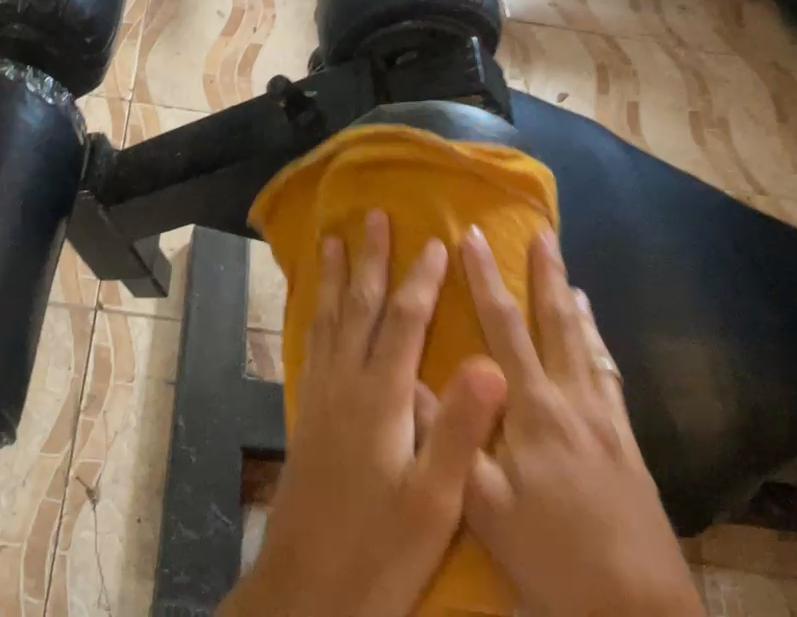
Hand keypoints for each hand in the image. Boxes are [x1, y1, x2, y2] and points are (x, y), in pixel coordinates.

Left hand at [221, 211, 508, 616]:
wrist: (304, 587)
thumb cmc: (378, 551)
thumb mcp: (433, 501)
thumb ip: (459, 430)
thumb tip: (491, 362)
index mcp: (381, 399)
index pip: (404, 321)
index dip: (421, 279)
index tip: (435, 240)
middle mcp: (345, 386)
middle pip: (359, 308)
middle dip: (371, 260)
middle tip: (372, 216)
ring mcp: (320, 399)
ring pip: (328, 320)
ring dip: (336, 279)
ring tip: (333, 243)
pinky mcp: (307, 417)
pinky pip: (313, 345)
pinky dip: (317, 314)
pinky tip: (318, 313)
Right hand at [459, 225, 703, 616]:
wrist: (637, 608)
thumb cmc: (551, 555)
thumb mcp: (482, 505)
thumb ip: (450, 436)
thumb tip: (408, 379)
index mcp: (532, 410)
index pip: (504, 329)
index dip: (485, 280)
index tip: (472, 237)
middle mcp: (572, 402)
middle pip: (557, 324)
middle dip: (543, 276)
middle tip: (542, 233)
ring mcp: (606, 422)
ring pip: (588, 347)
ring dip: (574, 305)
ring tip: (568, 277)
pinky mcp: (627, 445)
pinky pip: (611, 379)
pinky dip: (601, 349)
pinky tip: (599, 347)